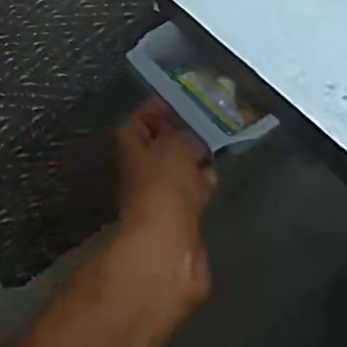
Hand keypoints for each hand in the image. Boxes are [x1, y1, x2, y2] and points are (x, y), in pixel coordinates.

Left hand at [108, 100, 218, 320]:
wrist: (168, 246)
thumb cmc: (164, 185)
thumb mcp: (176, 145)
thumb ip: (185, 133)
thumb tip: (192, 136)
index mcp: (130, 142)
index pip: (143, 115)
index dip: (163, 107)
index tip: (189, 99)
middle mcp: (141, 164)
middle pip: (163, 141)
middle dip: (184, 133)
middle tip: (209, 121)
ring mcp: (159, 190)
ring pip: (179, 165)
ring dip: (196, 157)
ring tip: (215, 145)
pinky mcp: (179, 214)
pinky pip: (192, 188)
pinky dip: (202, 182)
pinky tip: (214, 177)